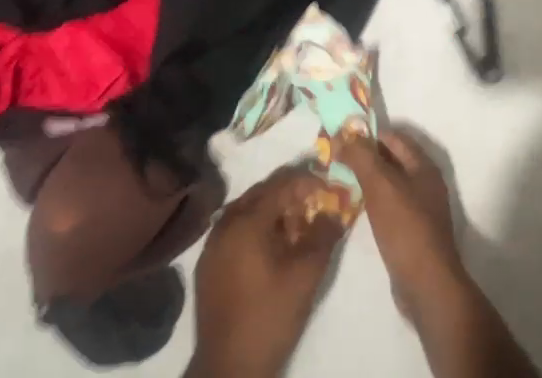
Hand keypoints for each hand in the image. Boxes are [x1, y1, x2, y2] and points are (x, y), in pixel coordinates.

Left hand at [188, 167, 348, 377]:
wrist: (229, 364)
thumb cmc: (270, 314)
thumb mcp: (306, 275)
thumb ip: (323, 236)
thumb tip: (334, 212)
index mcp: (246, 220)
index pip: (281, 184)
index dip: (308, 181)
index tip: (330, 187)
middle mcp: (224, 224)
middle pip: (260, 193)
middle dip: (290, 193)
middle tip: (316, 202)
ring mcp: (212, 244)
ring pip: (246, 211)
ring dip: (272, 211)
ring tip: (297, 225)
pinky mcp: (208, 264)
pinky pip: (234, 231)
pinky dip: (256, 228)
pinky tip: (272, 247)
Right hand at [337, 129, 470, 324]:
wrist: (425, 284)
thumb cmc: (405, 228)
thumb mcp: (381, 186)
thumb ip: (362, 157)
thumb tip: (343, 133)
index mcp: (423, 166)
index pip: (393, 137)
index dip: (367, 134)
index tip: (340, 137)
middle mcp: (425, 183)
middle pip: (391, 159)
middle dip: (364, 157)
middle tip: (333, 158)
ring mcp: (420, 208)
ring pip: (388, 184)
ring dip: (366, 180)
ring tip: (337, 180)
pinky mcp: (411, 231)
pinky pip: (388, 206)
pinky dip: (371, 201)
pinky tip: (353, 207)